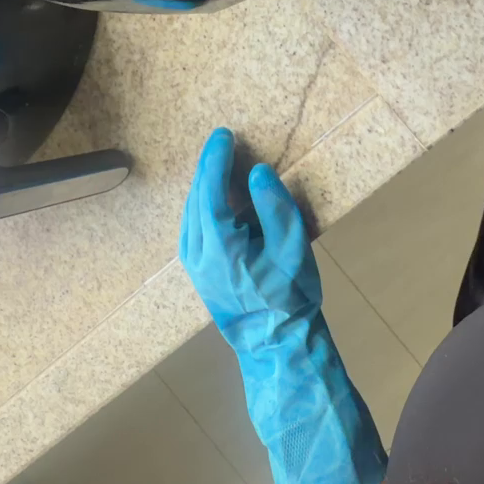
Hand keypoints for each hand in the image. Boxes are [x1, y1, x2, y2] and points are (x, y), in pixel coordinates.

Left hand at [179, 129, 385, 483]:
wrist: (278, 347)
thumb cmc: (290, 296)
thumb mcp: (292, 246)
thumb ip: (274, 206)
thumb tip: (255, 172)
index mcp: (220, 245)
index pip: (210, 191)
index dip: (215, 160)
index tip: (224, 135)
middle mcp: (198, 254)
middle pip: (196, 199)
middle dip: (207, 168)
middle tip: (222, 142)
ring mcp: (195, 267)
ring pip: (190, 214)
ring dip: (203, 185)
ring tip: (218, 163)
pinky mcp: (199, 274)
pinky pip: (193, 227)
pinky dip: (202, 204)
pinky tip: (215, 199)